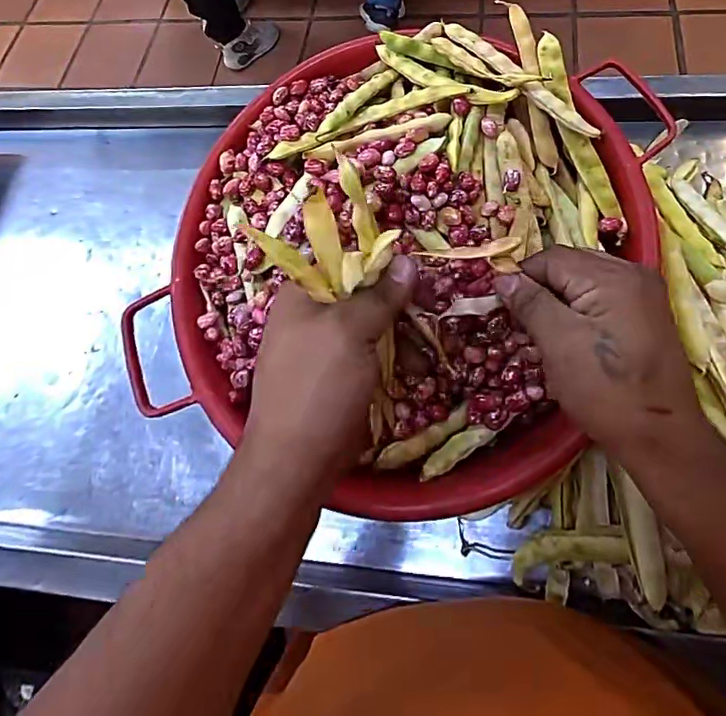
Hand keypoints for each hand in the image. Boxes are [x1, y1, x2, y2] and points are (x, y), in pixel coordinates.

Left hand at [240, 255, 416, 485]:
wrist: (293, 465)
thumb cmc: (318, 388)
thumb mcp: (352, 331)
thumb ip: (380, 295)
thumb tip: (406, 260)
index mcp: (301, 294)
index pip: (343, 260)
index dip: (380, 263)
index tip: (415, 273)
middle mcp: (309, 316)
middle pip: (360, 294)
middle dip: (397, 305)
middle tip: (431, 313)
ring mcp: (321, 349)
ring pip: (369, 327)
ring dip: (400, 337)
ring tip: (425, 359)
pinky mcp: (335, 378)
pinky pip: (367, 356)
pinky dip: (390, 360)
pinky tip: (413, 374)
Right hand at [494, 248, 704, 460]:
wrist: (663, 439)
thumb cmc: (607, 391)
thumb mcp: (559, 343)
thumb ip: (531, 302)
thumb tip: (504, 277)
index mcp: (612, 275)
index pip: (550, 258)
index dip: (522, 279)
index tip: (504, 309)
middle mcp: (633, 272)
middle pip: (569, 265)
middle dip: (541, 289)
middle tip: (523, 325)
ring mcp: (644, 293)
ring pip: (584, 281)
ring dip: (559, 300)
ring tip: (546, 334)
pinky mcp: (647, 315)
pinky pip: (602, 297)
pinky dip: (581, 310)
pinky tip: (572, 337)